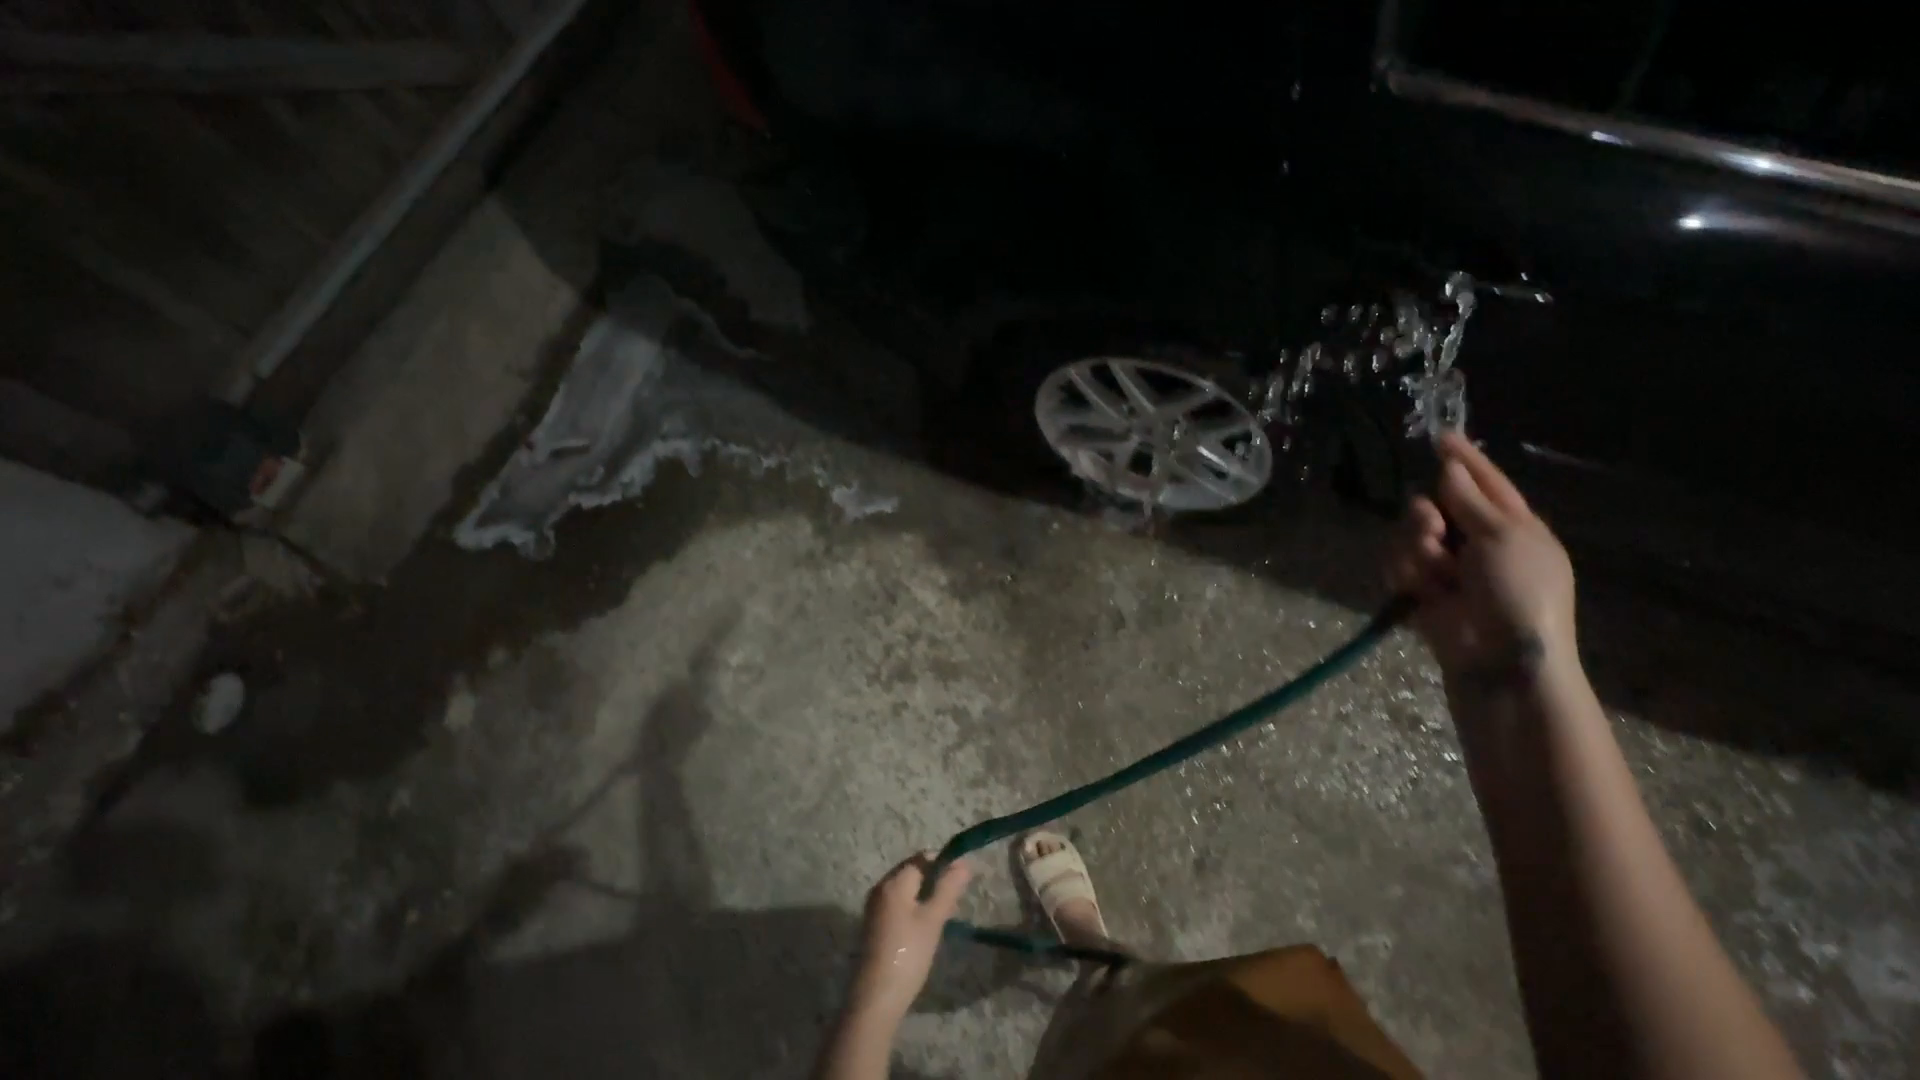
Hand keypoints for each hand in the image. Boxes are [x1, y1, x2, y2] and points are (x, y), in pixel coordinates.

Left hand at [846, 854, 974, 1023]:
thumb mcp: (933, 919)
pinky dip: (914, 908)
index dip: (943, 863)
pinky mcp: (874, 924)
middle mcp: (880, 888)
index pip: (921, 858)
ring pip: (905, 889)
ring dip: (925, 895)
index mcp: (893, 882)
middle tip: (955, 900)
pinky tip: (925, 928)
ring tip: (943, 915)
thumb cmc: (909, 954)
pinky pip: (898, 904)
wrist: (877, 997)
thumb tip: (964, 863)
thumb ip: (948, 888)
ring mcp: (874, 907)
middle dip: (935, 880)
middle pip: (912, 872)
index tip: (962, 879)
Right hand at [1387, 434, 1576, 677]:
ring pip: (1412, 535)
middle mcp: (1478, 543)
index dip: (1465, 461)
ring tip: (1433, 568)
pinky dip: (1405, 572)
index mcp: (1513, 526)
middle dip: (1429, 513)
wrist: (1500, 656)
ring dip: (1417, 546)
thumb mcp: (1504, 536)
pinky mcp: (1420, 592)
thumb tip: (1450, 469)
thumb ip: (1471, 500)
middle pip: (1438, 506)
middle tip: (1433, 524)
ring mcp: (1448, 569)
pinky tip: (1418, 588)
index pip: (1487, 483)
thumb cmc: (1519, 591)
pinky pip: (1398, 565)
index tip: (1441, 436)